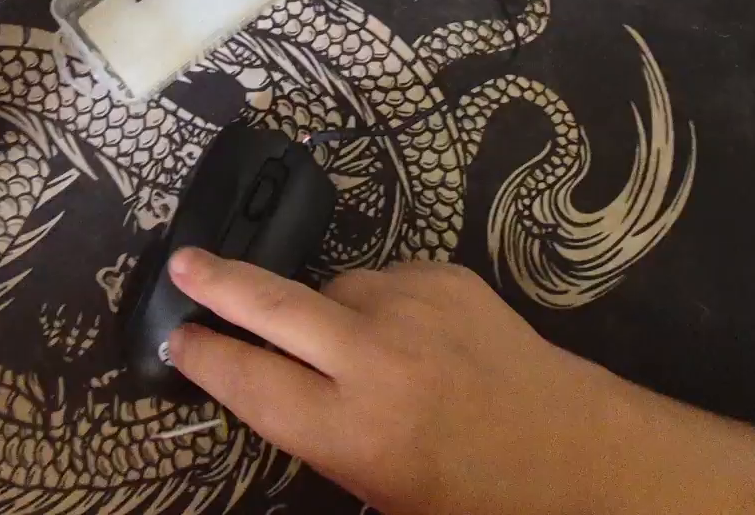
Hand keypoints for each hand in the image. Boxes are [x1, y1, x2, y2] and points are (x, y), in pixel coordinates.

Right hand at [165, 249, 606, 514]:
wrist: (578, 451)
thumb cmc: (476, 497)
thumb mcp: (384, 492)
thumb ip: (324, 437)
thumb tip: (275, 384)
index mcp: (357, 430)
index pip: (254, 383)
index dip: (207, 357)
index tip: (176, 335)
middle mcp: (375, 357)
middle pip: (274, 305)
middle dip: (220, 282)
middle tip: (182, 262)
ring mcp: (412, 303)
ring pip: (334, 288)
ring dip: (330, 313)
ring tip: (371, 354)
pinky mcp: (442, 273)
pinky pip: (385, 281)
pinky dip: (382, 304)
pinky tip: (415, 336)